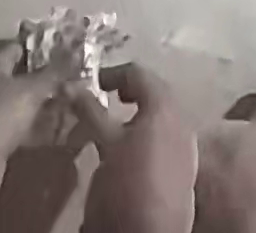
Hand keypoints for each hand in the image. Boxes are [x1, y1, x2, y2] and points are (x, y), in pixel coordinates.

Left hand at [0, 42, 76, 160]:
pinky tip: (60, 131)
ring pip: (25, 103)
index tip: (66, 53)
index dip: (42, 49)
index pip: (20, 47)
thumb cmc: (0, 115)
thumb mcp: (32, 89)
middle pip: (24, 76)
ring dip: (46, 106)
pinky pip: (23, 126)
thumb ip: (55, 72)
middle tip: (74, 83)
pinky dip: (39, 127)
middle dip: (48, 80)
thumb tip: (77, 52)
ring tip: (72, 107)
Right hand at [74, 63, 198, 232]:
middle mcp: (182, 121)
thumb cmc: (128, 183)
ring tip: (116, 122)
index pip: (139, 73)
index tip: (93, 82)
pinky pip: (166, 137)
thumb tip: (68, 85)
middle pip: (154, 91)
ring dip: (138, 112)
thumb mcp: (105, 143)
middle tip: (106, 96)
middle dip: (129, 90)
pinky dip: (148, 132)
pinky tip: (131, 149)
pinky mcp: (185, 171)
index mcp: (165, 107)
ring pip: (161, 115)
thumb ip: (90, 110)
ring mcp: (187, 148)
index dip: (114, 73)